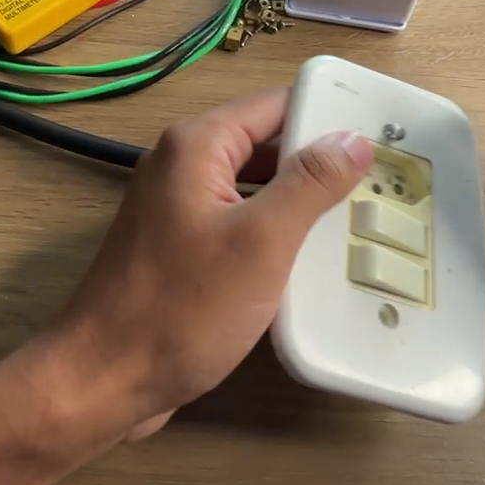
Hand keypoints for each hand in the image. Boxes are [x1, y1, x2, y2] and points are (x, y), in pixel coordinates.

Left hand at [48, 88, 372, 440]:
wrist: (103, 378)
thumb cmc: (182, 307)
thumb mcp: (260, 242)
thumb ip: (308, 184)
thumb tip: (352, 138)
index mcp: (197, 145)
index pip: (274, 105)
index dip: (326, 115)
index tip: (379, 135)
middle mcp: (182, 164)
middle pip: (263, 143)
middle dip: (317, 161)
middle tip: (380, 183)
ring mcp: (177, 206)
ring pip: (251, 186)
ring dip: (297, 201)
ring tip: (358, 218)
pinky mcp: (178, 245)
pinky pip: (235, 221)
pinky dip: (271, 232)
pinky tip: (309, 259)